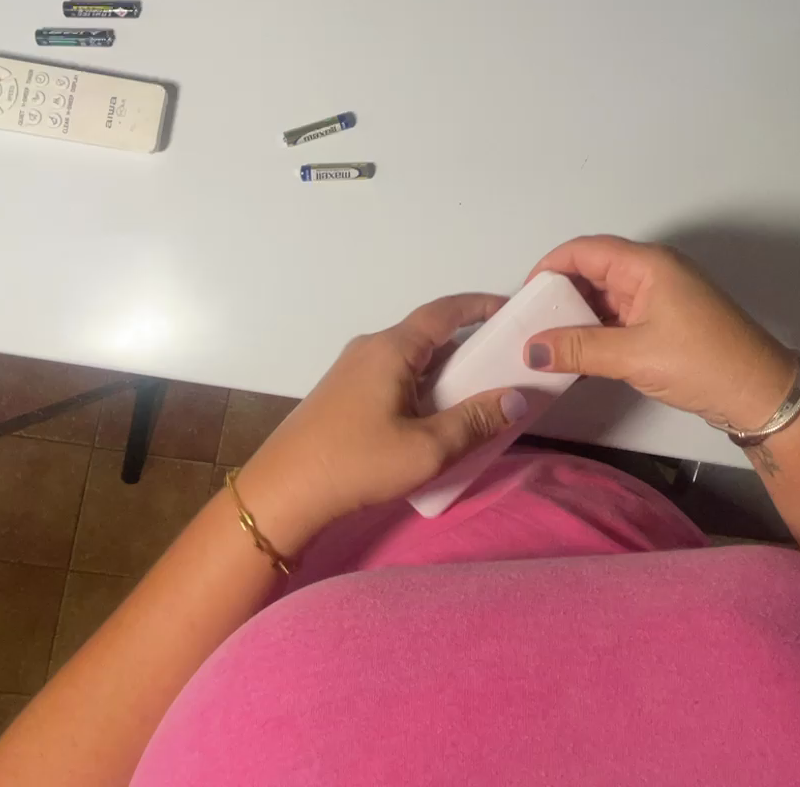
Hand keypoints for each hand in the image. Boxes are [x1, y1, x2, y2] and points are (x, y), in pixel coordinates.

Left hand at [233, 294, 527, 553]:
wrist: (283, 493)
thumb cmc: (356, 463)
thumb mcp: (427, 449)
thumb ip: (475, 421)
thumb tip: (516, 398)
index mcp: (391, 349)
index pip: (444, 311)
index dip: (480, 306)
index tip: (511, 310)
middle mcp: (371, 348)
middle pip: (429, 335)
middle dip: (469, 344)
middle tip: (505, 364)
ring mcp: (353, 370)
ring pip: (411, 358)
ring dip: (445, 370)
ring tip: (479, 394)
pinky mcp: (344, 393)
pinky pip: (395, 376)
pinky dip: (423, 385)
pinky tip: (435, 417)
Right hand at [525, 235, 797, 426]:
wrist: (762, 396)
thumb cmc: (700, 363)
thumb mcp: (633, 356)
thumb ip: (578, 349)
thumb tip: (530, 350)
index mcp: (647, 265)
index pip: (585, 250)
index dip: (550, 266)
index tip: (524, 296)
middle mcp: (652, 273)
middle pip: (593, 271)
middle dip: (560, 294)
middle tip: (530, 322)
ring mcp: (660, 298)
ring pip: (604, 297)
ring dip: (577, 317)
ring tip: (545, 341)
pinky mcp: (664, 322)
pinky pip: (618, 318)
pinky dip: (595, 332)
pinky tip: (575, 354)